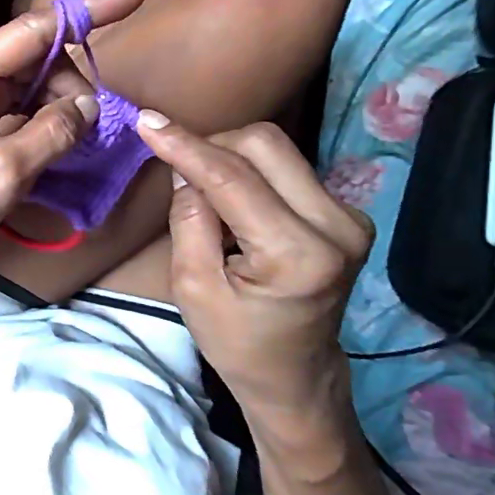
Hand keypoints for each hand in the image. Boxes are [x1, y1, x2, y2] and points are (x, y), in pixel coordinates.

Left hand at [0, 0, 146, 277]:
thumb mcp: (7, 168)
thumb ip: (54, 129)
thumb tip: (91, 104)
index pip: (32, 30)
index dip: (85, 11)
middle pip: (37, 53)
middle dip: (71, 79)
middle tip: (90, 120)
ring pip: (35, 77)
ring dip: (62, 100)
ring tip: (73, 136)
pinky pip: (26, 100)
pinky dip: (50, 113)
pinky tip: (63, 134)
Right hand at [132, 117, 374, 415]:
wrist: (294, 372)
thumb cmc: (236, 340)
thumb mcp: (193, 288)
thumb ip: (189, 221)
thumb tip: (184, 169)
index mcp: (299, 254)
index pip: (234, 179)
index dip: (186, 146)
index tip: (146, 122)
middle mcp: (337, 225)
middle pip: (265, 145)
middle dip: (211, 145)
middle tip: (176, 168)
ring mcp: (348, 215)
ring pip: (276, 150)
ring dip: (227, 158)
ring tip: (201, 193)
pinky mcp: (344, 211)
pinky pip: (285, 167)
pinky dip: (246, 172)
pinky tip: (230, 203)